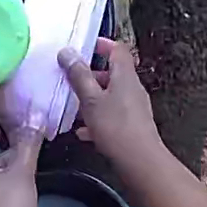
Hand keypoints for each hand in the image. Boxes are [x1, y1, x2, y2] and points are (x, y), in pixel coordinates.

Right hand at [60, 38, 162, 162]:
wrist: (139, 162)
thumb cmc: (115, 127)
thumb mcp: (91, 100)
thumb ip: (78, 76)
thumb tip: (67, 53)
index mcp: (124, 76)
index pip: (118, 50)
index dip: (102, 44)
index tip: (84, 46)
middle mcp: (132, 89)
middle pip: (112, 74)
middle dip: (90, 75)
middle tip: (71, 79)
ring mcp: (133, 108)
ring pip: (110, 96)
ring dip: (92, 98)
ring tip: (73, 106)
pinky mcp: (131, 126)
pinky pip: (111, 116)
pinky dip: (97, 119)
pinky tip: (83, 132)